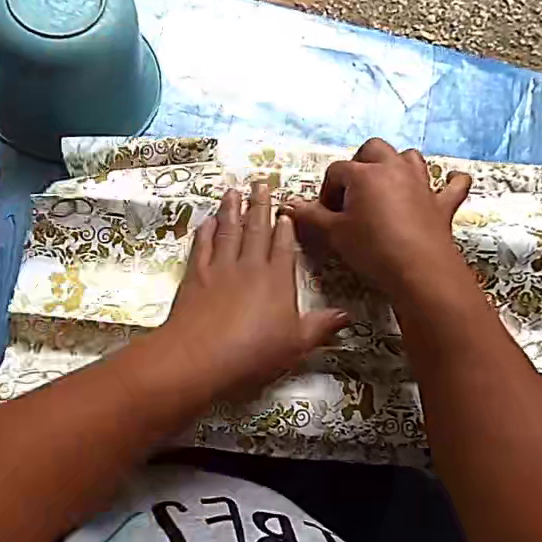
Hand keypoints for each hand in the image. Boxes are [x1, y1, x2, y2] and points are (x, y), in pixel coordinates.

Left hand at [157, 183, 348, 400]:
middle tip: (259, 184)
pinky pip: (202, 246)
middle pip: (256, 229)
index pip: (283, 246)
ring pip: (228, 231)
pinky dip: (205, 232)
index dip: (285, 227)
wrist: (199, 357)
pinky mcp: (195, 276)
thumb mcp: (295, 345)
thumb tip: (346, 315)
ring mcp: (220, 268)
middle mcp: (249, 267)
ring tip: (234, 192)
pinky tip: (207, 221)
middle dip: (259, 205)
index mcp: (277, 279)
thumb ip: (319, 327)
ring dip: (231, 210)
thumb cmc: (253, 354)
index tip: (285, 211)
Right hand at [281, 138, 474, 299]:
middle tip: (350, 191)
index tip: (325, 213)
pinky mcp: (442, 204)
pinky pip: (453, 185)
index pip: (336, 171)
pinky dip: (449, 182)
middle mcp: (394, 170)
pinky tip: (447, 183)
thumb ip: (311, 217)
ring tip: (385, 185)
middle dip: (359, 163)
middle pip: (373, 149)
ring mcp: (421, 184)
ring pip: (409, 157)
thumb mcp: (334, 233)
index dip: (327, 190)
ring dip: (397, 165)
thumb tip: (290, 206)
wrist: (419, 270)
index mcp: (364, 174)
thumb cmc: (372, 249)